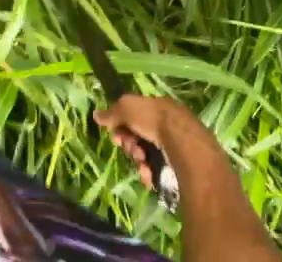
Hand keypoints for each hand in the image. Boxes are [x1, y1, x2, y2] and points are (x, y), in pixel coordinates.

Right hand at [93, 95, 210, 190]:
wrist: (185, 145)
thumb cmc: (154, 120)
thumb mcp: (127, 108)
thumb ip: (111, 113)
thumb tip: (96, 115)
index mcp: (158, 108)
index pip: (134, 116)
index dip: (121, 125)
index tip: (116, 134)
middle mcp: (167, 126)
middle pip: (139, 137)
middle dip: (130, 144)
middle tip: (130, 148)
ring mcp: (175, 147)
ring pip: (147, 155)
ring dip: (139, 160)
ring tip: (142, 163)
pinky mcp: (180, 167)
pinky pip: (159, 170)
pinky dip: (150, 173)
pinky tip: (149, 174)